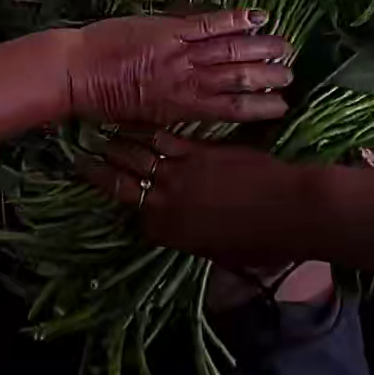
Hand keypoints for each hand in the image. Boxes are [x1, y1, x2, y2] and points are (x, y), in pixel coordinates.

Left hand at [65, 9, 291, 124]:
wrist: (75, 74)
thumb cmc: (105, 101)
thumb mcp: (145, 115)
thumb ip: (175, 108)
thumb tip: (199, 105)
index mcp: (183, 109)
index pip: (233, 109)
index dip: (261, 107)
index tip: (283, 106)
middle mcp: (188, 83)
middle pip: (240, 80)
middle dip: (270, 77)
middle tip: (292, 75)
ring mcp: (180, 54)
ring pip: (232, 52)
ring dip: (263, 49)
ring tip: (287, 48)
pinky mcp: (169, 30)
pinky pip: (210, 24)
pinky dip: (236, 19)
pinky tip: (259, 16)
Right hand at [81, 131, 317, 267]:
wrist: (293, 211)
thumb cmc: (263, 241)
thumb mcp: (220, 253)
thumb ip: (195, 241)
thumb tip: (189, 235)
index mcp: (170, 233)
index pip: (136, 220)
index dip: (121, 206)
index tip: (106, 194)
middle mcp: (166, 203)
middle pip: (122, 183)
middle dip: (98, 170)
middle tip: (80, 157)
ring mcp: (179, 174)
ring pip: (136, 156)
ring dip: (115, 145)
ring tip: (98, 135)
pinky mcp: (197, 151)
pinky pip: (162, 137)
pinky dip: (143, 129)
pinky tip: (132, 121)